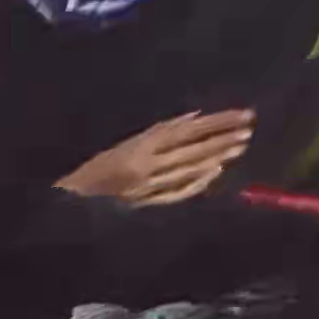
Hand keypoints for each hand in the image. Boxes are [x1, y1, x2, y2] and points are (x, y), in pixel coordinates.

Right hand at [55, 109, 253, 205]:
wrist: (70, 201)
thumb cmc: (93, 170)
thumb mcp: (122, 144)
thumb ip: (158, 131)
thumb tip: (194, 118)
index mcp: (139, 148)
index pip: (186, 131)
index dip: (216, 123)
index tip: (243, 114)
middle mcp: (145, 167)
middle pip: (191, 151)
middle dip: (220, 140)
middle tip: (248, 130)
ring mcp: (145, 187)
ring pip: (188, 171)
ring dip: (215, 158)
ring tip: (239, 148)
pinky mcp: (143, 203)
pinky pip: (174, 194)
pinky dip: (195, 184)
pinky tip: (212, 174)